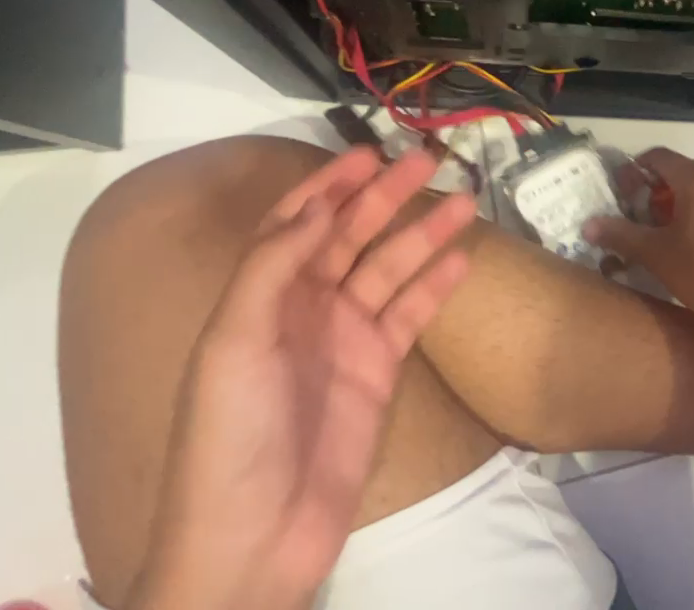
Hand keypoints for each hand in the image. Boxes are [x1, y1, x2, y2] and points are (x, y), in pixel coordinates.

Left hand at [128, 148, 476, 609]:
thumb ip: (272, 267)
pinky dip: (436, 286)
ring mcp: (345, 337)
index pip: (298, 223)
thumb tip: (318, 205)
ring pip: (389, 269)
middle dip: (386, 197)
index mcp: (261, 295)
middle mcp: (304, 306)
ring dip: (424, 235)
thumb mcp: (234, 343)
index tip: (367, 153)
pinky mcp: (378, 370)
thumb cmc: (230, 435)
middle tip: (427, 160)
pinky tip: (463, 260)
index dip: (330, 186)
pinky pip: (411, 315)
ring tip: (464, 201)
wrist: (256, 539)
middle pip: (351, 236)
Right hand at [585, 148, 693, 342]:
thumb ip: (620, 234)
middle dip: (653, 193)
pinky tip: (689, 248)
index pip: (658, 157)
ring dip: (675, 206)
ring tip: (659, 237)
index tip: (620, 195)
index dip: (633, 171)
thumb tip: (587, 225)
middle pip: (679, 173)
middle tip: (636, 220)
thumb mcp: (655, 254)